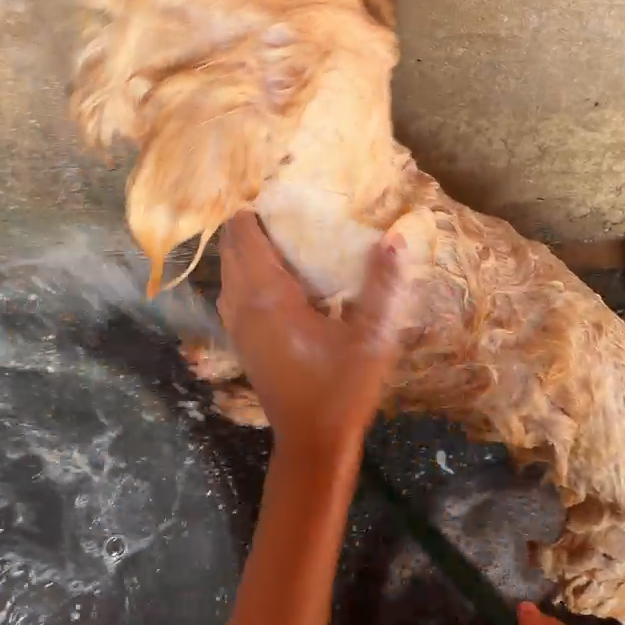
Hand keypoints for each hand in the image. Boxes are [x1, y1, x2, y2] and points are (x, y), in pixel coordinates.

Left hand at [216, 212, 407, 461]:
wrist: (312, 443)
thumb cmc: (342, 389)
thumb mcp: (372, 338)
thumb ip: (384, 286)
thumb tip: (396, 236)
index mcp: (269, 298)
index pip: (244, 237)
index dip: (250, 206)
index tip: (270, 182)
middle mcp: (244, 307)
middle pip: (229, 249)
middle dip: (245, 221)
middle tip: (276, 198)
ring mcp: (238, 327)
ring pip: (228, 272)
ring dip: (243, 247)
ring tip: (274, 226)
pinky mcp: (243, 342)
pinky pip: (233, 292)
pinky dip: (243, 272)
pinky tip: (272, 271)